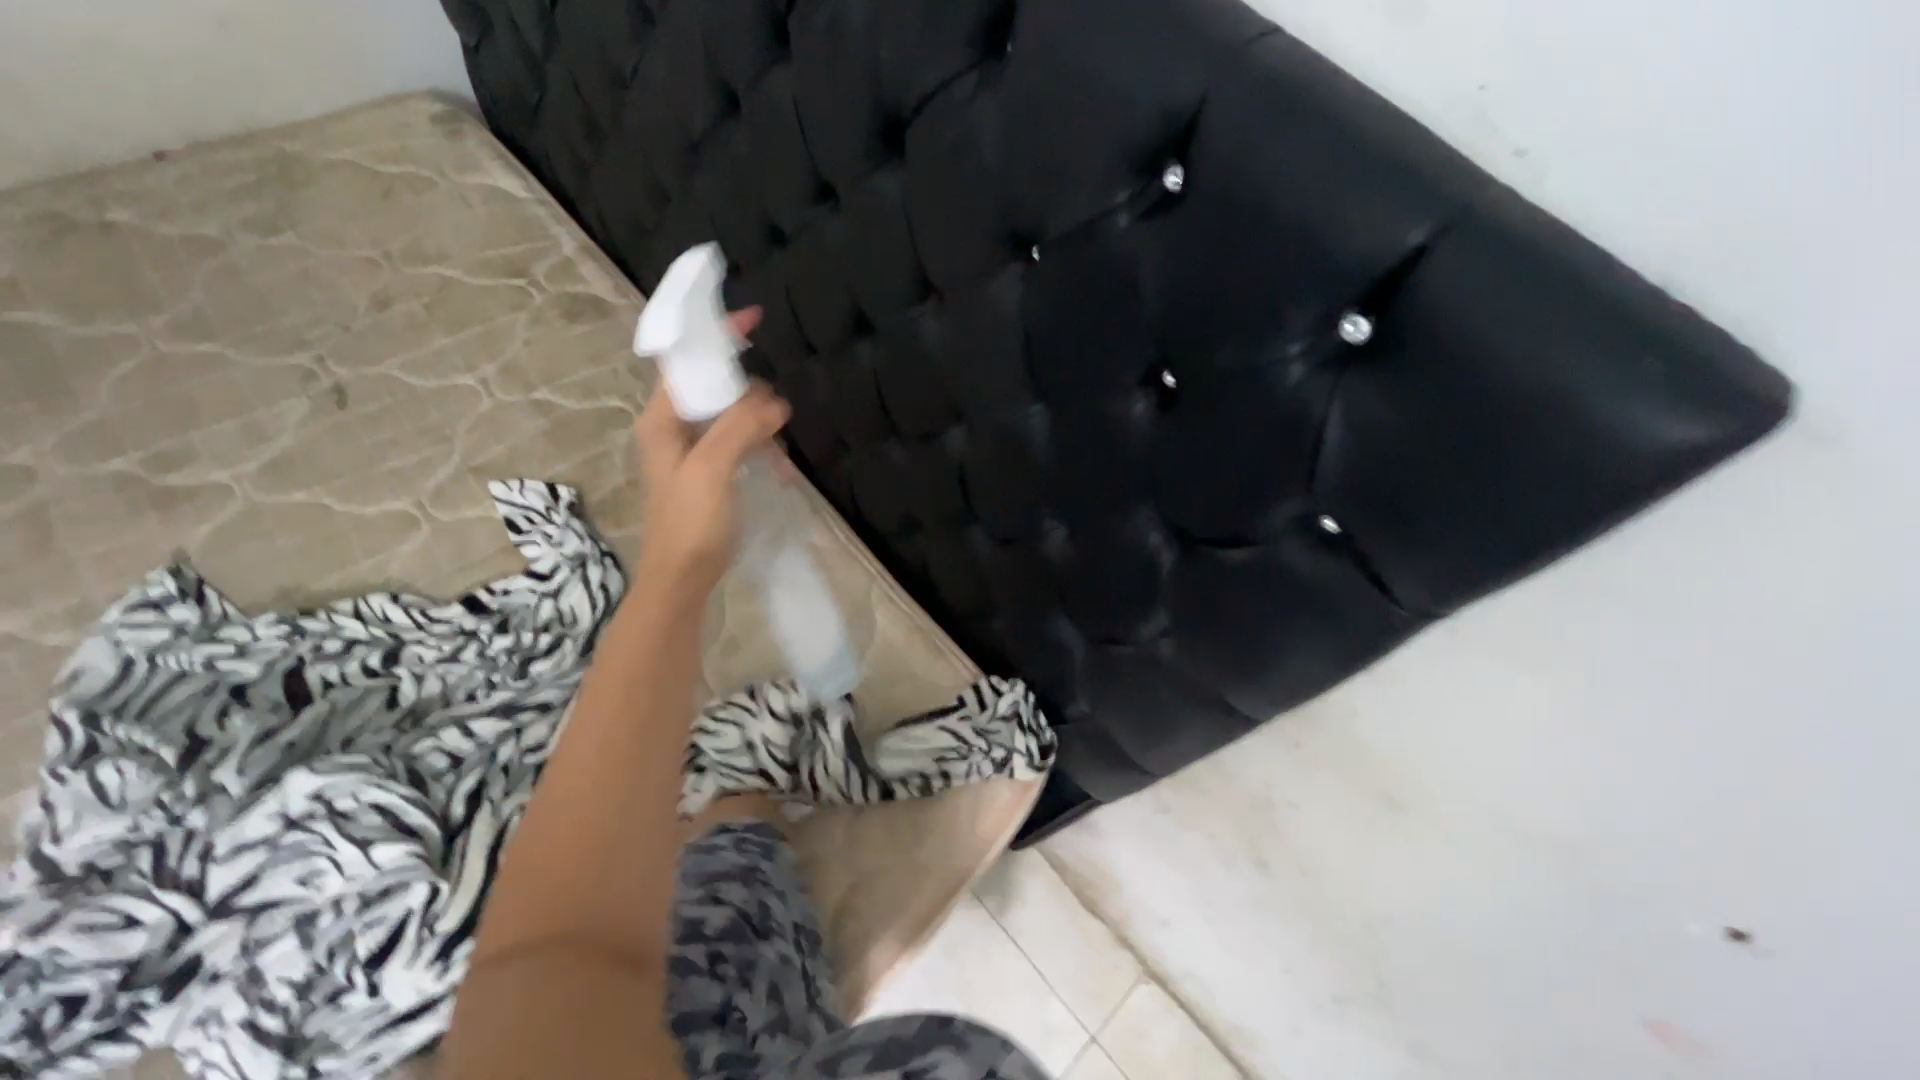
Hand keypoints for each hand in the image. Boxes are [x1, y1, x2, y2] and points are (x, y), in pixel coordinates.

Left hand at [632, 308, 789, 602]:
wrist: (681, 582)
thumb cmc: (689, 524)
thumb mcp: (712, 469)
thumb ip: (740, 426)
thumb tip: (775, 401)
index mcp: (660, 420)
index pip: (686, 363)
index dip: (716, 338)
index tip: (753, 319)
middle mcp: (671, 430)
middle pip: (712, 388)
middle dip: (747, 390)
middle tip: (775, 408)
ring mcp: (690, 455)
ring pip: (729, 417)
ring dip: (757, 423)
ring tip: (779, 444)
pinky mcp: (709, 476)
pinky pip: (737, 444)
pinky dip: (758, 446)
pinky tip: (778, 466)